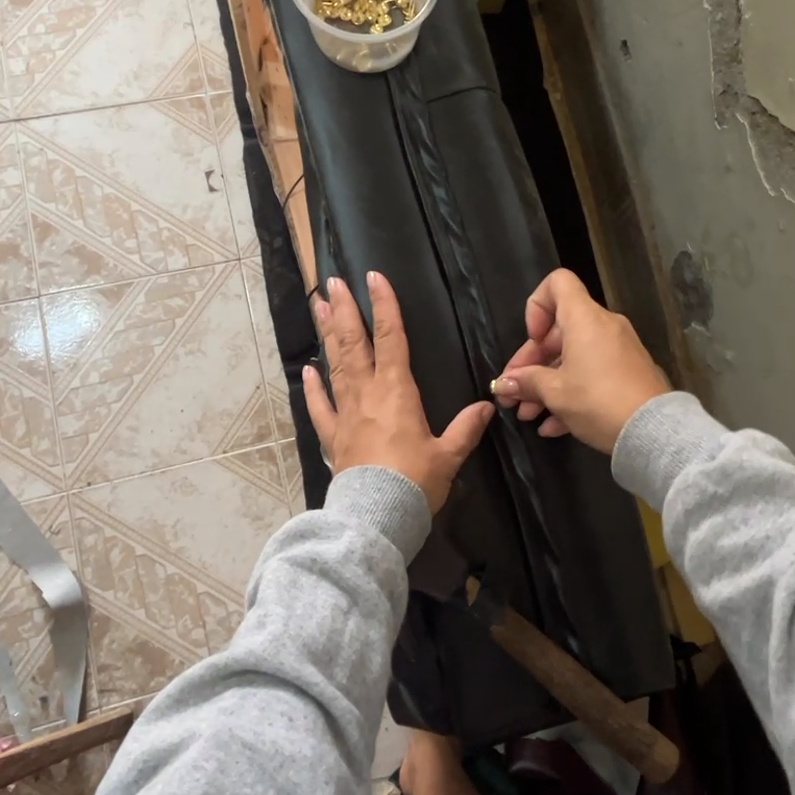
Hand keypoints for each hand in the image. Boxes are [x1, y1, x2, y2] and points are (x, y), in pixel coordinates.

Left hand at [305, 272, 494, 512]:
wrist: (377, 516)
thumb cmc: (415, 482)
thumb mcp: (449, 455)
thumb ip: (466, 428)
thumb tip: (487, 407)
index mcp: (397, 391)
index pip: (391, 338)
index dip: (384, 306)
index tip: (374, 278)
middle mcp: (367, 394)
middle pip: (354, 344)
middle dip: (344, 311)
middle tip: (333, 283)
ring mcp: (346, 414)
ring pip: (335, 365)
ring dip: (327, 335)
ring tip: (318, 308)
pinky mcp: (333, 437)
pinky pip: (320, 407)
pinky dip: (313, 388)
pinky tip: (307, 370)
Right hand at [490, 269, 669, 453]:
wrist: (655, 432)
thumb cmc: (598, 402)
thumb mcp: (555, 393)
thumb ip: (526, 383)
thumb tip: (503, 384)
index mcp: (585, 319)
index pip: (558, 283)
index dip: (536, 306)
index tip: (533, 340)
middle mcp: (604, 327)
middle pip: (560, 331)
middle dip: (532, 363)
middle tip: (513, 394)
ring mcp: (619, 350)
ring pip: (574, 358)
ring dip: (547, 384)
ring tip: (527, 415)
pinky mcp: (628, 373)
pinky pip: (592, 374)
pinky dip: (571, 392)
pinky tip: (552, 426)